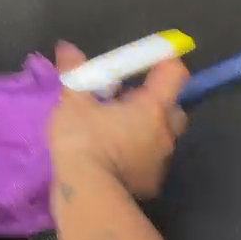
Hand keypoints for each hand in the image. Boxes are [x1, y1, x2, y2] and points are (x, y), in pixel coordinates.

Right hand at [48, 42, 189, 198]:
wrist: (87, 192)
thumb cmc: (84, 140)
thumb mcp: (72, 102)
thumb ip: (73, 72)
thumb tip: (66, 47)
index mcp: (154, 108)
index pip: (174, 73)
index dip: (161, 61)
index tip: (138, 62)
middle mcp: (166, 132)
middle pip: (172, 106)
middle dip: (152, 99)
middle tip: (121, 100)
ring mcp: (162, 160)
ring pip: (160, 134)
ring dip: (143, 127)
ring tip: (110, 129)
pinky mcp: (152, 182)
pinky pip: (148, 158)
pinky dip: (134, 152)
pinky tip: (109, 156)